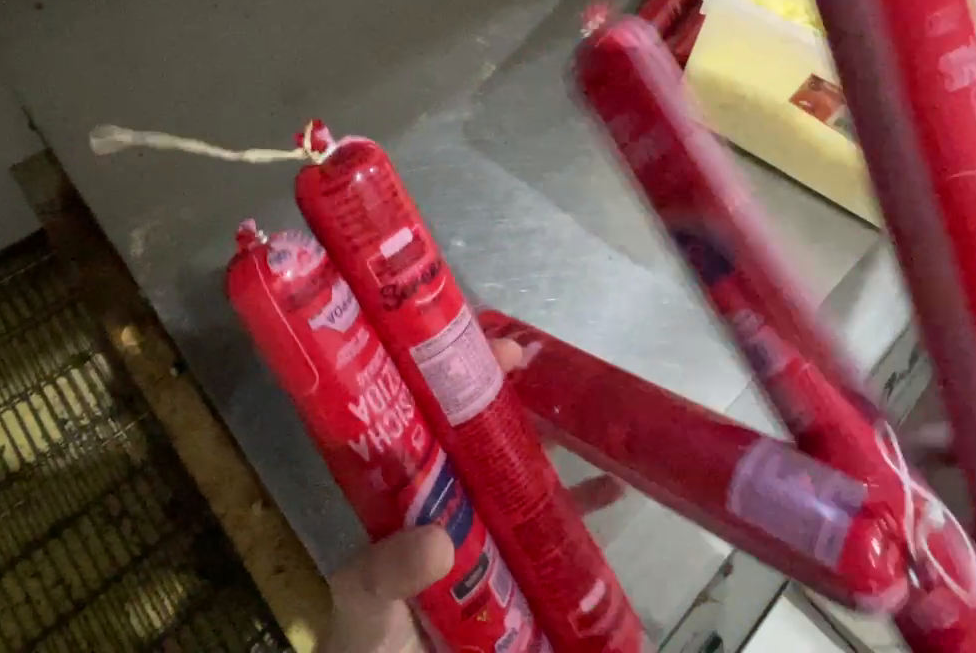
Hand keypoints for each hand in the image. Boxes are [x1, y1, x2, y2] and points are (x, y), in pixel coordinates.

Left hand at [325, 337, 624, 652]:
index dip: (466, 374)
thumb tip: (438, 541)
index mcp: (409, 484)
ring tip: (592, 427)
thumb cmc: (360, 633)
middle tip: (547, 374)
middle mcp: (449, 492)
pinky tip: (615, 490)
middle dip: (515, 401)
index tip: (504, 351)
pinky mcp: (513, 563)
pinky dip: (583, 508)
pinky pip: (552, 529)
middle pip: (485, 434)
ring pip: (523, 473)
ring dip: (557, 448)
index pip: (436, 412)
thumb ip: (385, 571)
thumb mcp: (361, 598)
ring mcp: (483, 526)